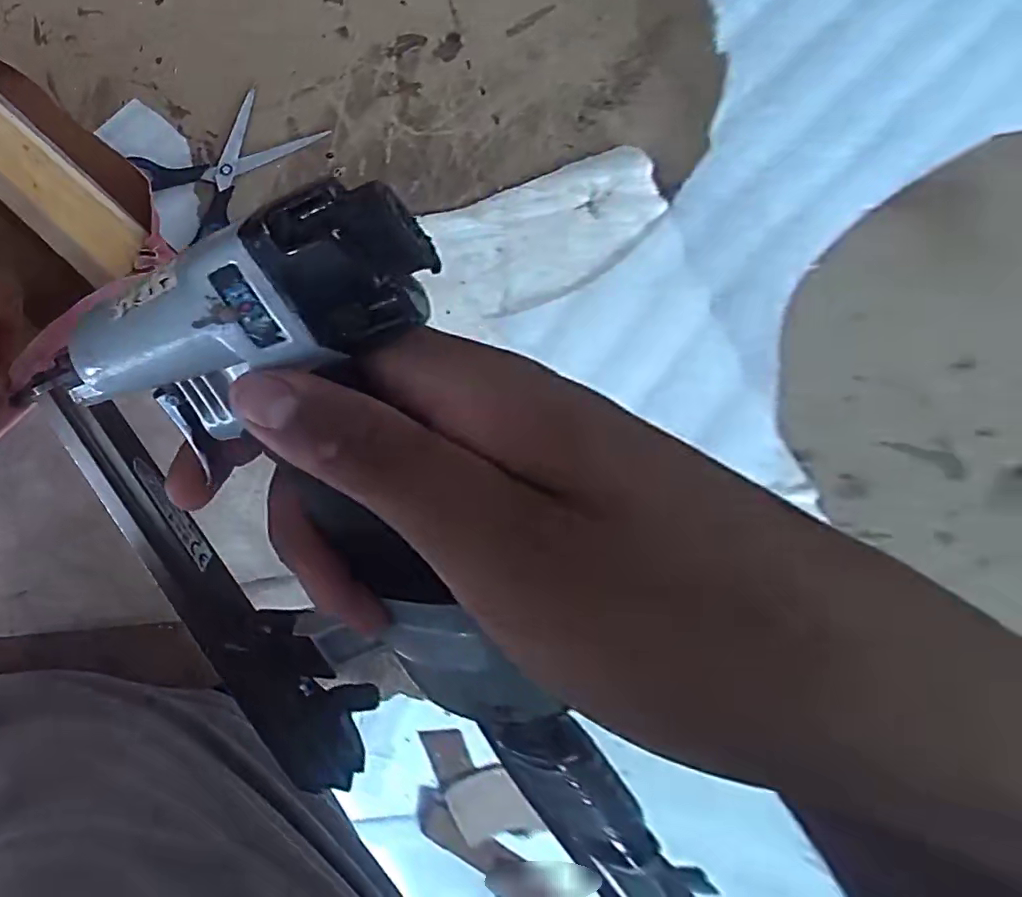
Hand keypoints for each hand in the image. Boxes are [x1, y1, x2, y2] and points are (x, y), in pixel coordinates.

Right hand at [170, 329, 1021, 873]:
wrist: (858, 706)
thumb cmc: (667, 616)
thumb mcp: (490, 541)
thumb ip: (367, 454)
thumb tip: (255, 382)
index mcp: (459, 387)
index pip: (319, 346)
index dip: (245, 387)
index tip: (194, 457)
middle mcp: (467, 404)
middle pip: (332, 415)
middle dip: (285, 484)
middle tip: (255, 555)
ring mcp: (490, 454)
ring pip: (367, 471)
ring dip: (337, 537)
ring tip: (364, 619)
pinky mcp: (509, 502)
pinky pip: (412, 508)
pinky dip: (384, 555)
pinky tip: (397, 610)